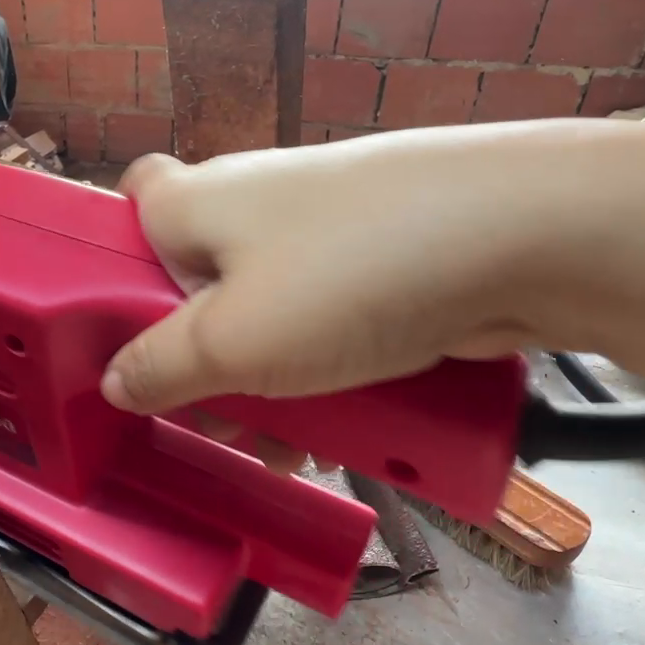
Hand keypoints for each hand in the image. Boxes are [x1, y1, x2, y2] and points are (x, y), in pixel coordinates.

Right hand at [101, 130, 558, 419]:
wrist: (529, 235)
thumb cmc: (347, 278)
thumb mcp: (233, 341)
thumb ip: (160, 367)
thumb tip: (116, 383)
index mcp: (200, 201)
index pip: (134, 197)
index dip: (119, 251)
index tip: (127, 318)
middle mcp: (257, 202)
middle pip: (198, 276)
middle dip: (197, 353)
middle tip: (207, 414)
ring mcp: (325, 227)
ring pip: (266, 308)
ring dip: (262, 379)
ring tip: (280, 446)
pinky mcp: (380, 256)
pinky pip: (324, 316)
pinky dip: (318, 367)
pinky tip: (335, 428)